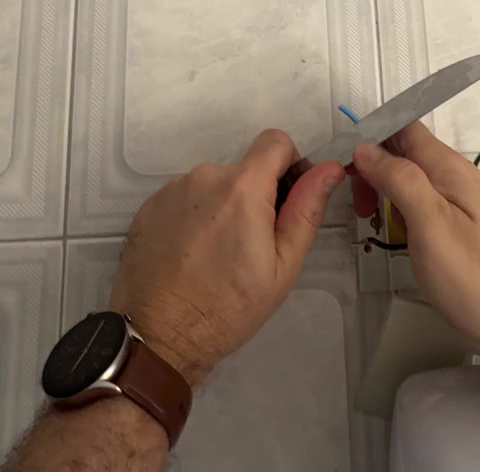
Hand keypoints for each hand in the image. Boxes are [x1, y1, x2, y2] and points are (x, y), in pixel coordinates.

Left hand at [108, 129, 346, 385]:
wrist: (157, 337)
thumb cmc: (228, 307)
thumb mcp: (282, 266)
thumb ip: (306, 210)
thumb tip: (331, 168)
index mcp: (242, 186)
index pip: (276, 141)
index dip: (289, 163)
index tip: (286, 199)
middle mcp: (205, 176)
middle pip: (243, 170)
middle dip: (254, 197)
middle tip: (250, 246)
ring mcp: (172, 189)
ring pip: (213, 186)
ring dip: (222, 208)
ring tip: (216, 256)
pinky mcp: (148, 206)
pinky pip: (184, 199)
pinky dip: (194, 218)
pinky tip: (190, 256)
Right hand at [351, 122, 479, 355]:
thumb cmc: (476, 274)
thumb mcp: (430, 223)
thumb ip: (399, 179)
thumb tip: (366, 148)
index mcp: (446, 167)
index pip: (403, 127)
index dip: (371, 136)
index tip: (345, 164)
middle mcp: (454, 175)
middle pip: (404, 151)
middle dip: (373, 168)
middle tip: (360, 206)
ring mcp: (461, 199)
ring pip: (413, 178)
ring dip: (386, 191)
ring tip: (375, 223)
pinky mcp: (463, 223)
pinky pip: (424, 201)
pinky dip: (402, 210)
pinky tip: (398, 235)